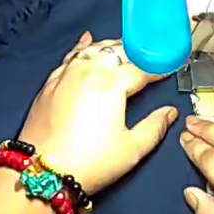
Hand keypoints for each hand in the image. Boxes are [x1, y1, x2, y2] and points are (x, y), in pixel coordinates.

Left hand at [17, 33, 178, 194]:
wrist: (40, 172)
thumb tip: (170, 112)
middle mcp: (90, 71)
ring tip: (126, 48)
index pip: (143, 68)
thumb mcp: (132, 150)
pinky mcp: (51, 83)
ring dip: (112, 46)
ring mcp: (67, 74)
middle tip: (152, 56)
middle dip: (138, 52)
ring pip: (94, 49)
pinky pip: (70, 57)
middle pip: (118, 52)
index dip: (160, 67)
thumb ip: (154, 126)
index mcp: (113, 83)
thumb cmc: (90, 163)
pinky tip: (88, 41)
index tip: (172, 65)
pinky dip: (83, 47)